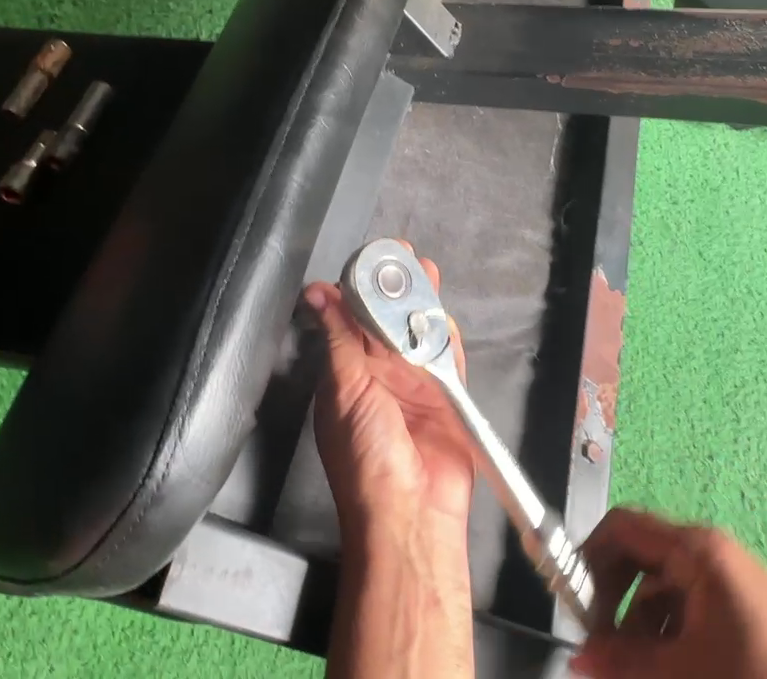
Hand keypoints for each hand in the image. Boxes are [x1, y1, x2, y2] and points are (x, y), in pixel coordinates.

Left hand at [307, 253, 477, 678]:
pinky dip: (447, 335)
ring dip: (422, 304)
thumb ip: (339, 337)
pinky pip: (448, 358)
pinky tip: (444, 313)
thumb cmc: (365, 455)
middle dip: (395, 289)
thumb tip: (317, 292)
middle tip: (402, 255)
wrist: (411, 512)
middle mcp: (379, 378)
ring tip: (425, 272)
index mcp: (346, 376)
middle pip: (387, 322)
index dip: (358, 289)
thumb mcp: (345, 389)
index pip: (350, 322)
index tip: (368, 259)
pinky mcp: (447, 397)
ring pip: (418, 333)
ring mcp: (415, 386)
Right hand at [575, 509, 766, 678]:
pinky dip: (667, 644)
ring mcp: (727, 586)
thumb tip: (578, 659)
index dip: (588, 560)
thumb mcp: (680, 672)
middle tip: (600, 652)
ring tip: (637, 673)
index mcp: (696, 550)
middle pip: (638, 562)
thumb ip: (621, 661)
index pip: (621, 527)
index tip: (573, 608)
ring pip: (660, 597)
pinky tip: (666, 675)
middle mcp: (709, 556)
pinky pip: (686, 617)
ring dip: (639, 634)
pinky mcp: (741, 616)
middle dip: (612, 606)